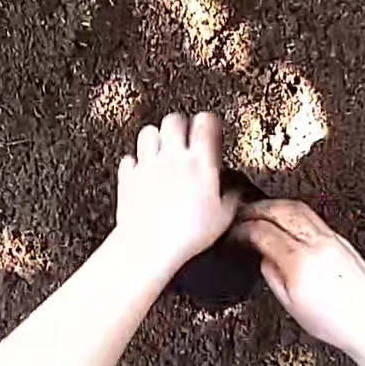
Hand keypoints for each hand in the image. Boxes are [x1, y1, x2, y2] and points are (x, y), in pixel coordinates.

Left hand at [114, 112, 239, 273]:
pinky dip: (135, 162)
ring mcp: (148, 165)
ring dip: (156, 138)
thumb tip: (236, 194)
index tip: (209, 126)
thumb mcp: (222, 218)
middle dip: (180, 124)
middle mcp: (173, 157)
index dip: (208, 121)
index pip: (205, 123)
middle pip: (174, 120)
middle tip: (185, 136)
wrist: (150, 245)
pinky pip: (129, 159)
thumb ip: (230, 200)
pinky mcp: (129, 177)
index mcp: (200, 163)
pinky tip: (143, 171)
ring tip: (162, 149)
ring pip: (148, 132)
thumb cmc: (187, 234)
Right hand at [232, 200, 364, 356]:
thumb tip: (263, 258)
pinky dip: (295, 214)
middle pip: (281, 210)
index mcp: (299, 262)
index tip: (236, 232)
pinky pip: (314, 218)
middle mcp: (317, 245)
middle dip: (257, 207)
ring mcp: (332, 240)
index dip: (243, 228)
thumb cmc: (336, 323)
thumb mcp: (291, 305)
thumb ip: (272, 275)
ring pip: (300, 208)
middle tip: (244, 212)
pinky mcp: (343, 241)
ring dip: (277, 205)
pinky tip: (289, 223)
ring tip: (264, 212)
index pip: (263, 232)